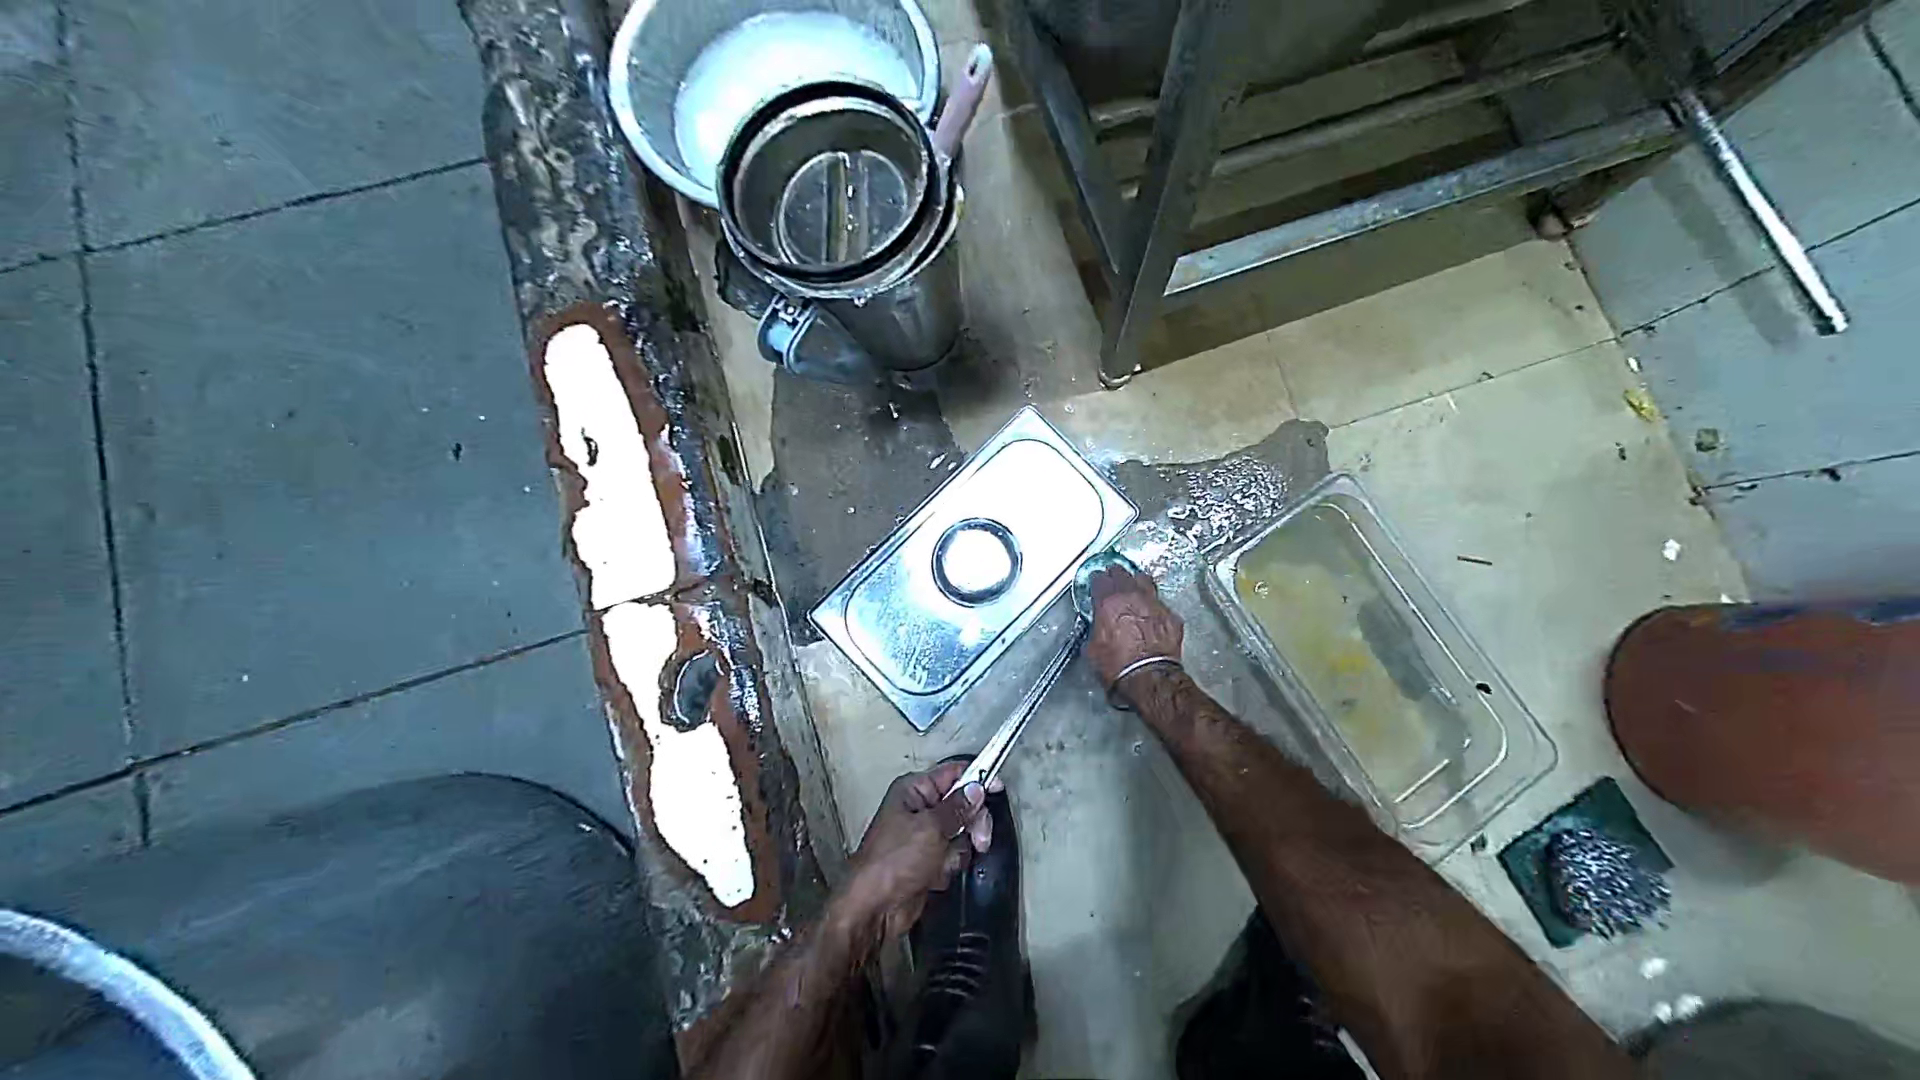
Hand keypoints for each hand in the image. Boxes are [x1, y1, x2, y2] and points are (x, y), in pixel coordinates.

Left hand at [839, 762, 994, 943]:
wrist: (875, 907)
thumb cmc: (891, 862)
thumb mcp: (931, 828)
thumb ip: (958, 807)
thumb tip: (976, 789)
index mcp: (914, 790)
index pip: (952, 774)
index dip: (976, 778)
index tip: (997, 787)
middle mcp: (918, 808)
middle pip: (962, 804)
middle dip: (972, 822)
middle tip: (979, 837)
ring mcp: (923, 835)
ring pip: (961, 832)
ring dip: (958, 849)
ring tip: (944, 862)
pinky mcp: (928, 859)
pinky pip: (953, 854)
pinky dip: (949, 865)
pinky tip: (935, 874)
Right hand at [1087, 566, 1183, 689]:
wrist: (1148, 677)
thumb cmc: (1119, 666)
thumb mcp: (1093, 649)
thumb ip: (1094, 630)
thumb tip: (1096, 629)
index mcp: (1108, 603)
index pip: (1100, 580)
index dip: (1096, 580)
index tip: (1096, 581)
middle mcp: (1131, 597)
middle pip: (1122, 574)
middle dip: (1115, 575)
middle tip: (1112, 577)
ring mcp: (1154, 604)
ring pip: (1144, 581)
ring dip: (1137, 582)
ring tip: (1134, 585)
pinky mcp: (1170, 616)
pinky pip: (1161, 602)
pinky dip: (1154, 604)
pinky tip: (1152, 611)